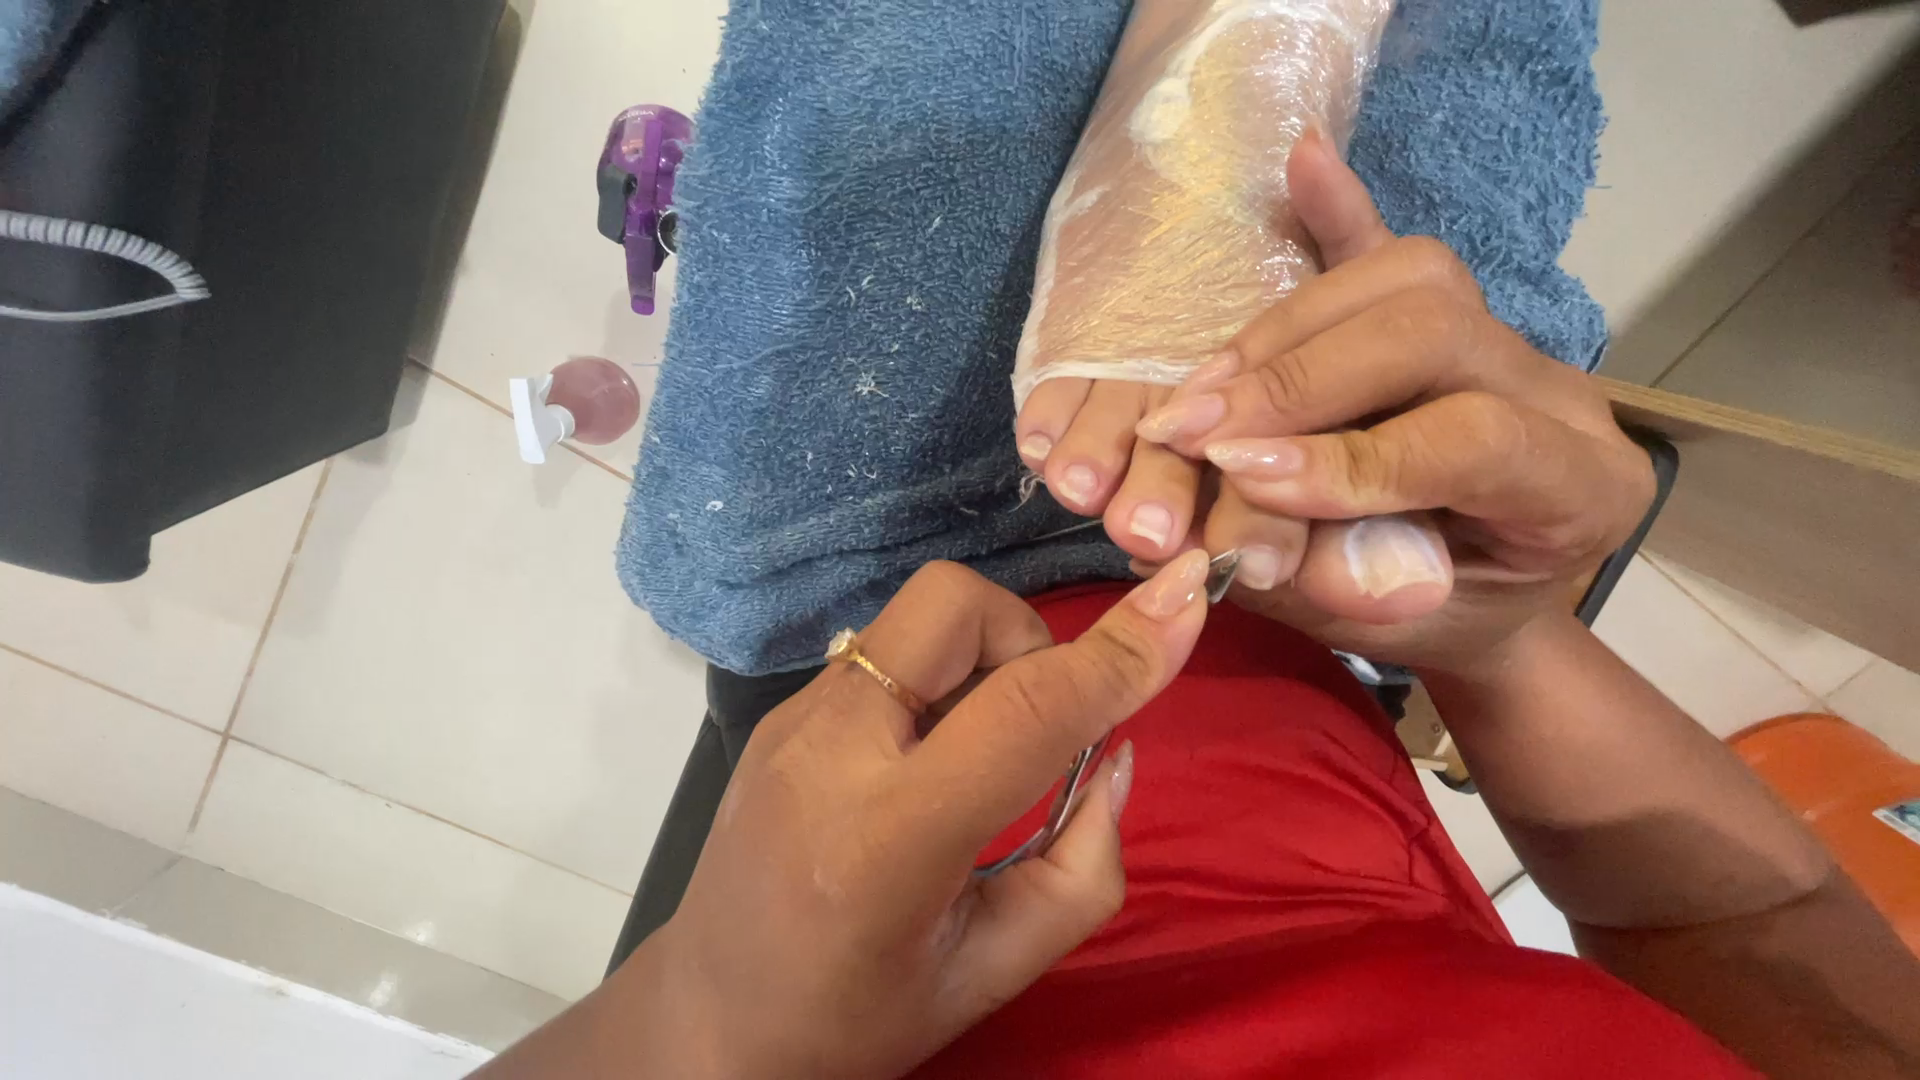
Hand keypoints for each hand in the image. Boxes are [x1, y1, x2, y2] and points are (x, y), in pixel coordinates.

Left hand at [626, 554, 1210, 1078]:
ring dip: (985, 655)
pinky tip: (928, 752)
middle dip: (1027, 636)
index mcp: (890, 838)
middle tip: (1036, 720)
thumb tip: (1113, 752)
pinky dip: (940, 677)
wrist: (708, 1019)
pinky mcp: (782, 709)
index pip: (1026, 711)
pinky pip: (889, 650)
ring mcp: (794, 718)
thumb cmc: (858, 1017)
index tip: (1190, 597)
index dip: (1119, 652)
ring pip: (920, 615)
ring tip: (981, 744)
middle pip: (954, 603)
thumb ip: (1082, 864)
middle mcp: (830, 749)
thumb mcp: (993, 968)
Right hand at [1132, 146, 1653, 678]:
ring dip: (1279, 335)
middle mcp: (1556, 392)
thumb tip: (1238, 537)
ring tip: (1199, 395)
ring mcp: (1503, 342)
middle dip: (1296, 382)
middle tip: (1197, 431)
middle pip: (1431, 328)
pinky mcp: (1443, 321)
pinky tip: (1301, 164)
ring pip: (1404, 279)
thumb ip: (1324, 582)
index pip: (1472, 438)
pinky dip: (1339, 213)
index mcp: (1576, 487)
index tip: (1240, 476)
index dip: (1347, 458)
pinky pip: (1393, 256)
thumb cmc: (1436, 619)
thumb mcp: (1387, 627)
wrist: (1479, 599)